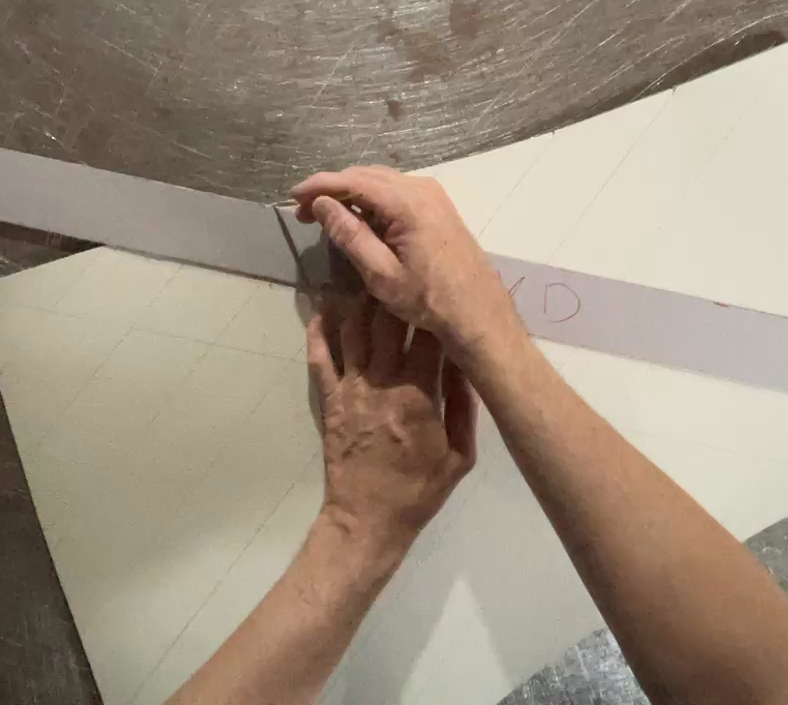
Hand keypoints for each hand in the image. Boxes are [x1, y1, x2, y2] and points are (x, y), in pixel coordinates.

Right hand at [293, 166, 524, 359]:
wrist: (478, 312)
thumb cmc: (429, 299)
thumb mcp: (380, 273)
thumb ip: (349, 235)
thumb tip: (320, 204)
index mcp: (407, 203)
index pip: (353, 181)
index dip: (319, 186)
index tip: (292, 197)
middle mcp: (421, 188)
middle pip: (366, 176)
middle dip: (332, 189)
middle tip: (303, 211)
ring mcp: (433, 195)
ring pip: (381, 181)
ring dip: (351, 193)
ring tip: (324, 214)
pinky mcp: (438, 206)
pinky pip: (396, 191)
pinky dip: (371, 199)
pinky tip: (357, 217)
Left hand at [307, 295, 476, 562]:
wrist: (368, 519)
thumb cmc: (419, 489)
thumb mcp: (460, 455)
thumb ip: (464, 406)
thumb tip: (467, 363)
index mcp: (419, 394)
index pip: (428, 337)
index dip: (434, 308)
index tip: (438, 288)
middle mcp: (383, 382)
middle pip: (387, 322)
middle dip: (396, 292)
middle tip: (401, 268)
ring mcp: (351, 387)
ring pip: (353, 330)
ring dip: (360, 301)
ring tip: (367, 277)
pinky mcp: (329, 397)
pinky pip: (320, 356)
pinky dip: (320, 329)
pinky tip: (326, 307)